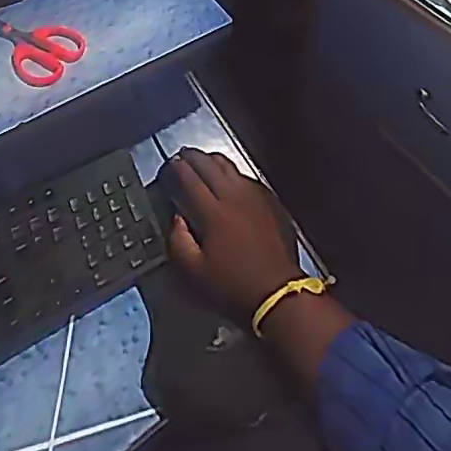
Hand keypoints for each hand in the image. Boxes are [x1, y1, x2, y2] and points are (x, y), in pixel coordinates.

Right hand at [165, 148, 301, 316]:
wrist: (278, 294)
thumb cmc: (233, 285)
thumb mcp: (195, 273)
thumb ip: (178, 242)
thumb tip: (176, 219)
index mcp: (213, 212)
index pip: (191, 179)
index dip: (178, 168)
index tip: (171, 163)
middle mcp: (234, 197)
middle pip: (210, 166)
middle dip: (194, 157)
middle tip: (183, 156)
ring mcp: (255, 197)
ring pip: (231, 168)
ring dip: (214, 161)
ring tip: (204, 161)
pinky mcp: (271, 202)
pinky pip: (248, 178)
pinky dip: (234, 174)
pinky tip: (231, 180)